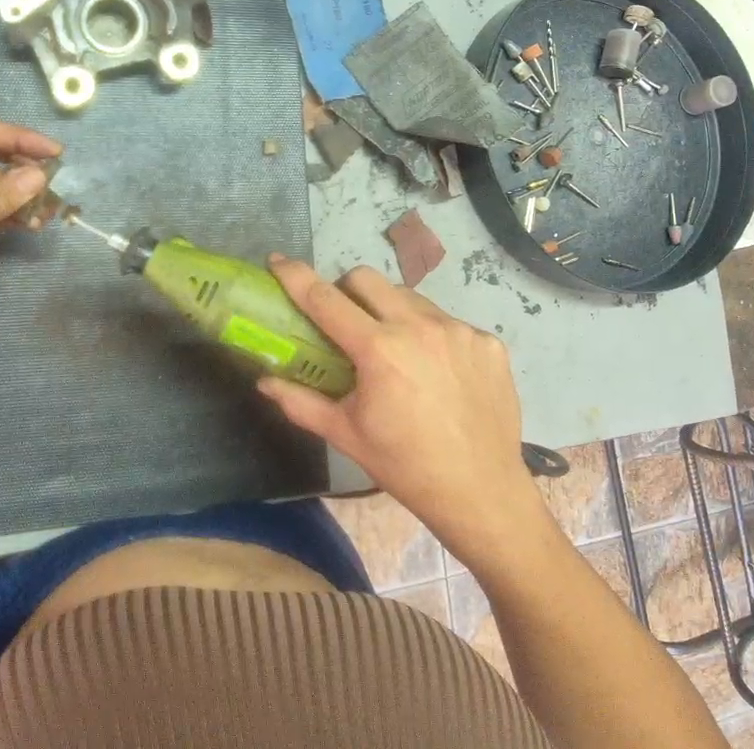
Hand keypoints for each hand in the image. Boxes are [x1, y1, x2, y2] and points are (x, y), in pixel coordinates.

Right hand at [259, 256, 539, 563]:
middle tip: (345, 323)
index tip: (278, 261)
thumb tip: (264, 381)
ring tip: (395, 352)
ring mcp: (460, 331)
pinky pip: (447, 322)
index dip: (297, 277)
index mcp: (379, 351)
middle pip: (368, 279)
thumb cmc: (404, 466)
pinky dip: (430, 336)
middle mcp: (420, 328)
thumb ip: (301, 402)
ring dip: (390, 312)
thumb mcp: (346, 435)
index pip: (326, 300)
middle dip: (347, 291)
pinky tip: (435, 372)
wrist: (482, 492)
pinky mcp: (488, 342)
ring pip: (410, 298)